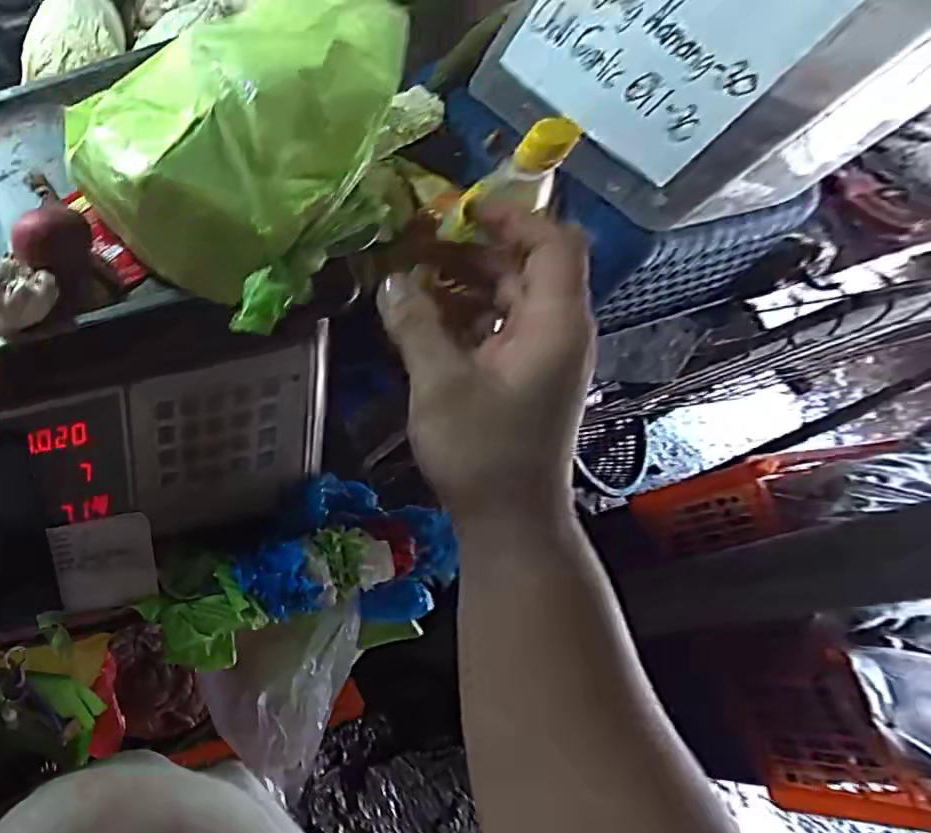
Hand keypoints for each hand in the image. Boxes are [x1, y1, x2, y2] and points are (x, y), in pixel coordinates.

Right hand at [378, 204, 595, 526]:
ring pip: (505, 302)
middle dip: (477, 250)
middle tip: (421, 242)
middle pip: (526, 270)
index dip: (514, 218)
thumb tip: (391, 281)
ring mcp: (537, 356)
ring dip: (463, 285)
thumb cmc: (480, 447)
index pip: (552, 246)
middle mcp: (555, 331)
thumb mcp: (440, 385)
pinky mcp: (517, 378)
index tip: (465, 208)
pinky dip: (461, 318)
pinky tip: (422, 320)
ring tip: (412, 276)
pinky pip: (493, 331)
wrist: (507, 511)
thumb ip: (416, 328)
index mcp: (553, 323)